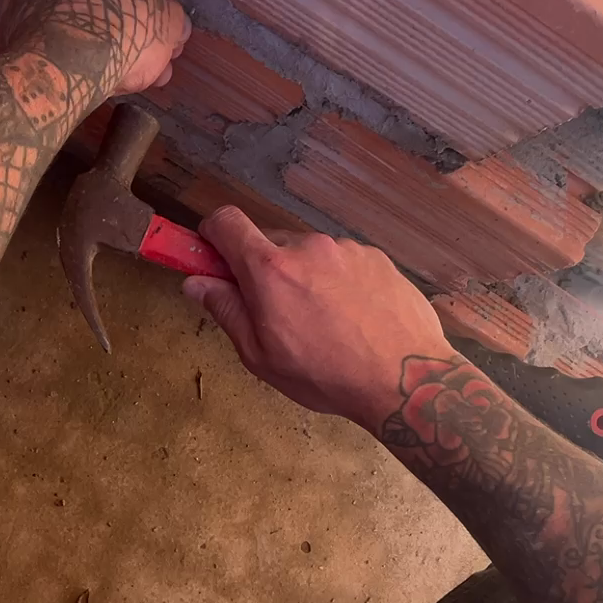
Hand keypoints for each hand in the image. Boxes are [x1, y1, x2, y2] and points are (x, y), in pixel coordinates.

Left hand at [1, 0, 189, 94]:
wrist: (67, 59)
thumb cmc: (127, 27)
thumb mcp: (168, 26)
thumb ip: (172, 22)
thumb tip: (177, 29)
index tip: (148, 26)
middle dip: (111, 16)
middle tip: (128, 54)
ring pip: (65, 6)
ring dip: (84, 35)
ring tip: (104, 74)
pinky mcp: (9, 12)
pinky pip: (40, 29)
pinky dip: (55, 48)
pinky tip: (72, 74)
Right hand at [183, 208, 455, 428]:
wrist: (406, 380)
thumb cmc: (326, 374)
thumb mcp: (260, 354)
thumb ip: (225, 310)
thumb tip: (195, 283)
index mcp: (270, 269)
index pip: (226, 222)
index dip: (211, 234)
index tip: (210, 256)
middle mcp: (307, 247)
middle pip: (268, 242)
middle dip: (261, 270)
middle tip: (272, 312)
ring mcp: (346, 249)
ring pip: (307, 254)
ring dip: (302, 277)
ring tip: (320, 323)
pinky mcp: (376, 257)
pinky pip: (341, 262)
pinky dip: (335, 282)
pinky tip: (349, 319)